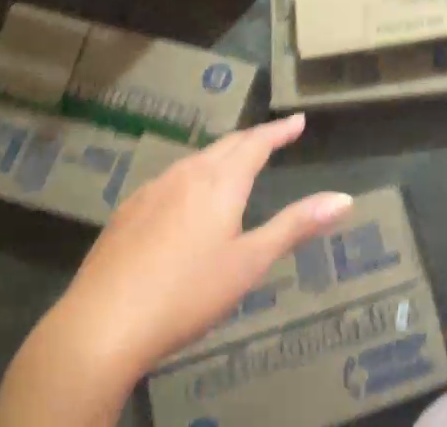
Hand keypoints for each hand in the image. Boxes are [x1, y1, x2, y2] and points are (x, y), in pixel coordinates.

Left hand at [43, 115, 352, 379]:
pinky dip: (191, 176)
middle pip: (225, 146)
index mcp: (220, 182)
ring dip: (220, 155)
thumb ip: (296, 225)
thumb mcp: (250, 263)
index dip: (280, 131)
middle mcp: (186, 175)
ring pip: (194, 161)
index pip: (257, 143)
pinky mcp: (126, 214)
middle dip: (253, 139)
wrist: (100, 326)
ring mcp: (151, 192)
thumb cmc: (187, 293)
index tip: (298, 120)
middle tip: (274, 137)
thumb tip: (345, 198)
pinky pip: (169, 180)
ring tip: (234, 162)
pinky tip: (184, 199)